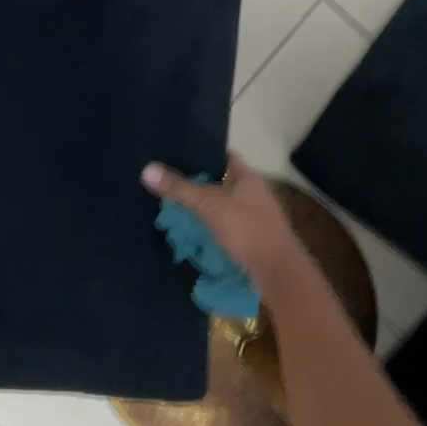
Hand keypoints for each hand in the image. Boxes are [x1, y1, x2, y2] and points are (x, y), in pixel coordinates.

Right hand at [141, 153, 309, 289]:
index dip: (198, 150)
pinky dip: (207, 224)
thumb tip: (146, 169)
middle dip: (193, 181)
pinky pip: (223, 223)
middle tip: (164, 178)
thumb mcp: (208, 205)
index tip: (172, 151)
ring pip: (219, 203)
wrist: (280, 276)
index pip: (220, 154)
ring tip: (170, 202)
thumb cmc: (247, 230)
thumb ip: (179, 188)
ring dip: (199, 205)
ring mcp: (253, 216)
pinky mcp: (251, 237)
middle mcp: (252, 192)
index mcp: (247, 176)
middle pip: (217, 179)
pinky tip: (189, 228)